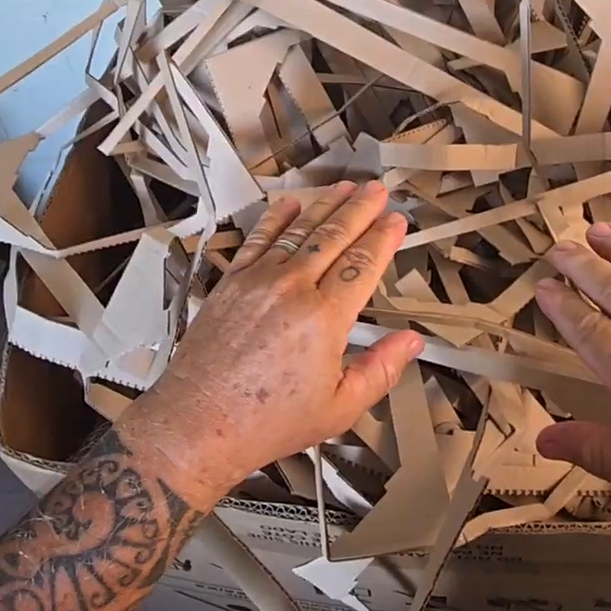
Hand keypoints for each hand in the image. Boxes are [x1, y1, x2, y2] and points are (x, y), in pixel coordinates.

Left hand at [115, 181, 424, 507]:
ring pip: (299, 230)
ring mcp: (258, 280)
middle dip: (360, 209)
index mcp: (323, 318)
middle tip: (378, 191)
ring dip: (325, 205)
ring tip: (345, 187)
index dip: (383, 238)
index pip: (363, 264)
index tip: (396, 222)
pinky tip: (290, 203)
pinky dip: (277, 217)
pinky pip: (259, 239)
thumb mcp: (339, 408)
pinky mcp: (232, 282)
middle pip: (334, 236)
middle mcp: (292, 289)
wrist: (200, 423)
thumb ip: (381, 369)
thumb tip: (410, 343)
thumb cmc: (265, 421)